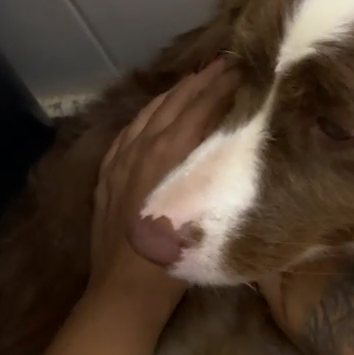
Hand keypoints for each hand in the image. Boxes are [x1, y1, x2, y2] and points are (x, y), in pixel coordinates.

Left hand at [89, 57, 238, 299]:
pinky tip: (154, 113)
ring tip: (196, 81)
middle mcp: (146, 144)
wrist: (126, 289)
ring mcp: (122, 157)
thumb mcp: (207, 202)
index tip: (245, 69)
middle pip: (177, 100)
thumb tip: (240, 133)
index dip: (225, 83)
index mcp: (172, 148)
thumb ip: (219, 163)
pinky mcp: (108, 173)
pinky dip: (146, 115)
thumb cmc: (177, 253)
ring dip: (175, 93)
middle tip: (227, 65)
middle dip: (202, 80)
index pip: (203, 103)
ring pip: (151, 111)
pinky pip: (128, 131)